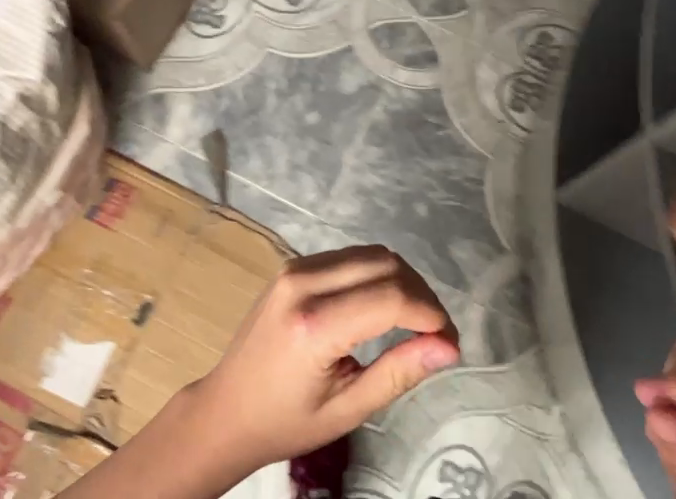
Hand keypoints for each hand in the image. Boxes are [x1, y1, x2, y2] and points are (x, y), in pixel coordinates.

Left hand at [183, 245, 460, 475]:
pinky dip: (378, 275)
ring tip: (414, 321)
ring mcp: (296, 268)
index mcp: (314, 325)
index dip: (430, 315)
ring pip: (372, 254)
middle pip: (387, 265)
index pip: (392, 298)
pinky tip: (383, 307)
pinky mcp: (294, 266)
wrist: (226, 410)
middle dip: (421, 295)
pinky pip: (351, 257)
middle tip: (436, 334)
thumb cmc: (286, 422)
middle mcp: (304, 283)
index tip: (449, 342)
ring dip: (402, 281)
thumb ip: (399, 373)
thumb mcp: (348, 409)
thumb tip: (448, 347)